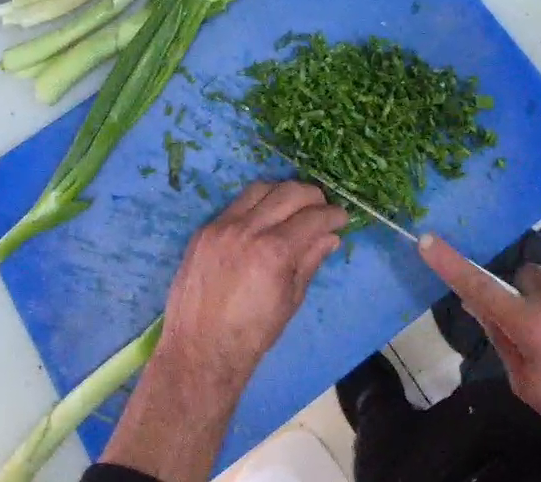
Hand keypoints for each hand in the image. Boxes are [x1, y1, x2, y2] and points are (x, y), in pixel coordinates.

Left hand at [103, 181, 348, 481]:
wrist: (198, 352)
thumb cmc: (252, 335)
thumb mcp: (291, 300)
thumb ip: (310, 260)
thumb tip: (330, 236)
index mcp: (273, 251)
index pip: (312, 217)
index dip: (333, 215)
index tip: (342, 217)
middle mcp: (247, 230)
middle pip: (289, 192)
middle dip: (312, 196)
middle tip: (322, 209)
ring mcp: (221, 227)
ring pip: (261, 189)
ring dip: (283, 192)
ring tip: (294, 207)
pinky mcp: (204, 231)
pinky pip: (236, 204)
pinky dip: (257, 205)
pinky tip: (265, 219)